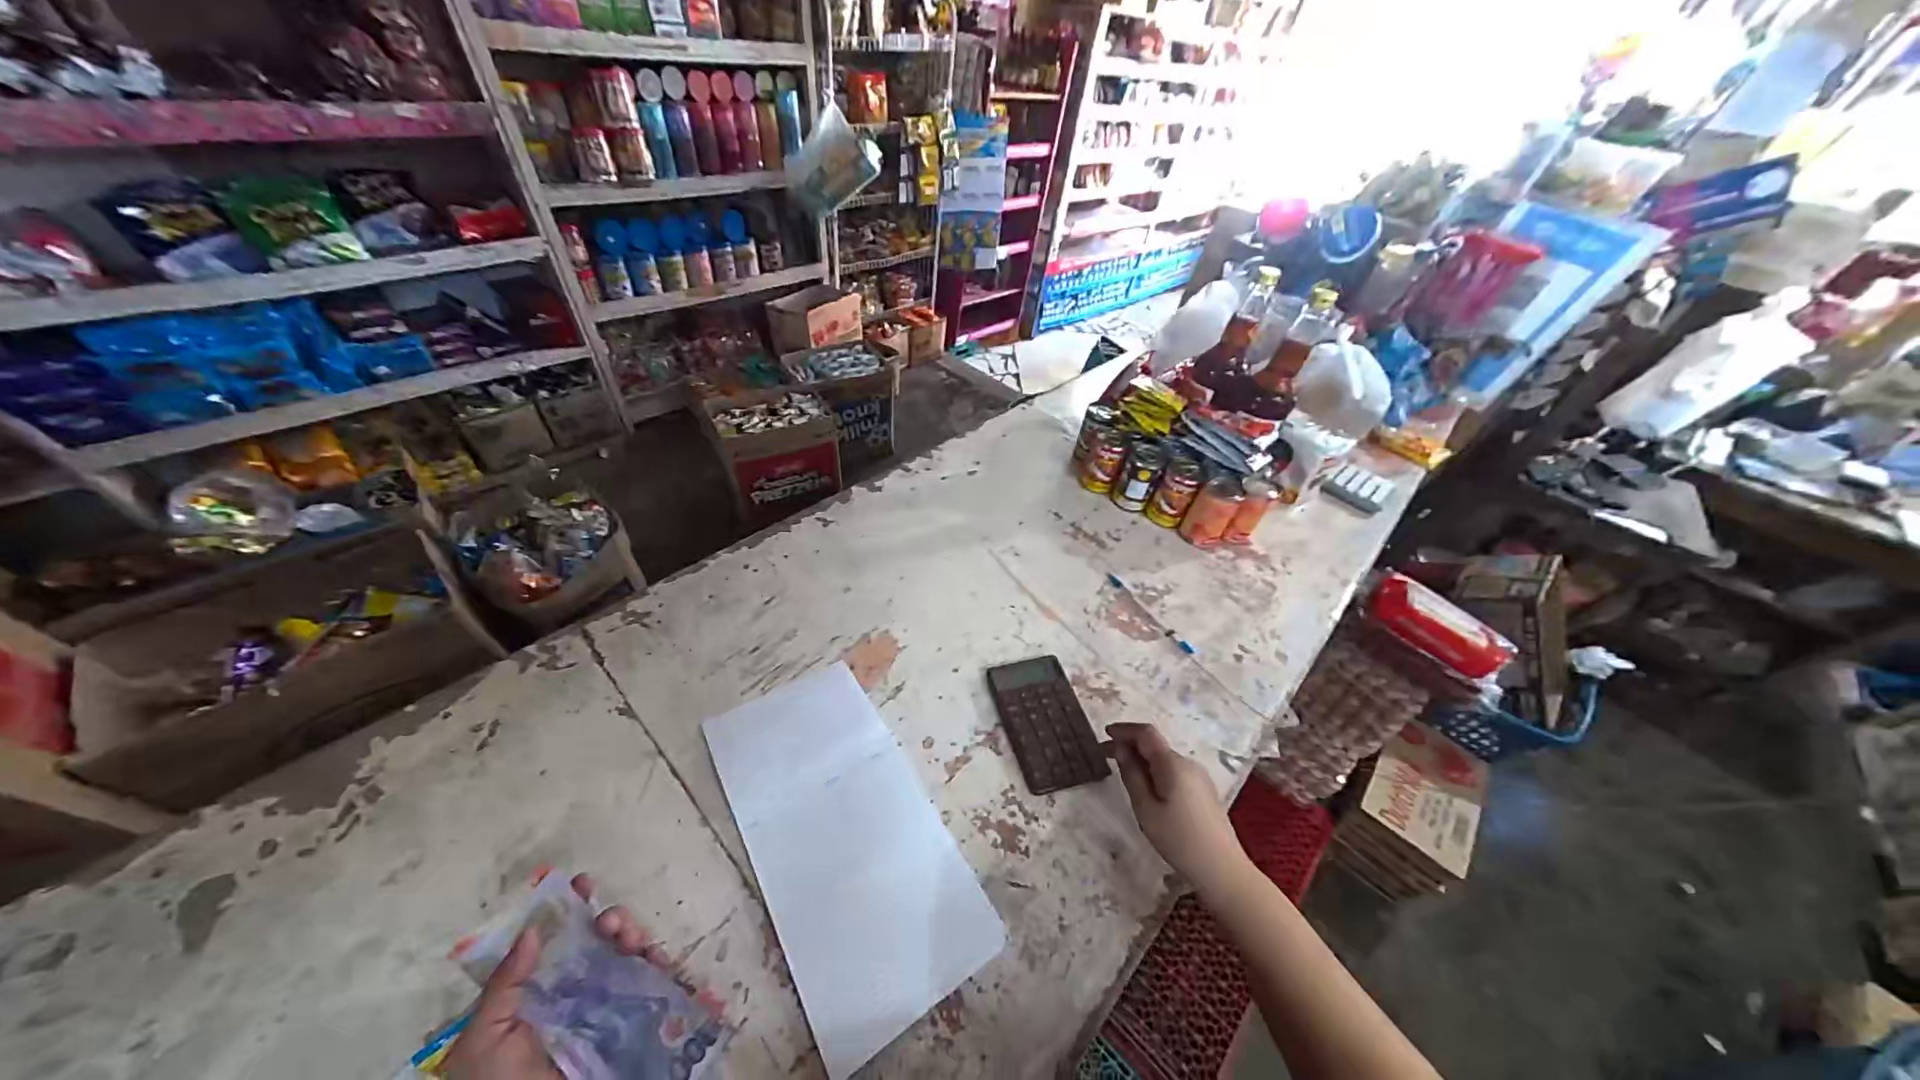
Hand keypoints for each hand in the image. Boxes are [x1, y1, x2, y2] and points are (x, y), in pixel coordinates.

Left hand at [444, 873, 651, 1079]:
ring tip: (636, 943)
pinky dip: (677, 979)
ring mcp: (613, 1011)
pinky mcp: (639, 1032)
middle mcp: (582, 994)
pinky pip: (664, 997)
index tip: (583, 883)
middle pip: (607, 943)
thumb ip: (504, 986)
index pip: (562, 940)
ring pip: (636, 961)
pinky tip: (670, 967)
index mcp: (545, 991)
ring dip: (642, 941)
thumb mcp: (483, 1041)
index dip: (574, 908)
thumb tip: (533, 929)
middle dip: (615, 922)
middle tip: (612, 923)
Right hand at [1104, 723, 1251, 896]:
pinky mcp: (1203, 791)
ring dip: (1143, 759)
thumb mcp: (1146, 808)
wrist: (1222, 869)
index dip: (1124, 730)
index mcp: (1172, 764)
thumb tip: (1121, 749)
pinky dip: (1156, 771)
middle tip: (1106, 756)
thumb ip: (1132, 775)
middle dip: (1130, 745)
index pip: (1146, 733)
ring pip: (1165, 759)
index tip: (1104, 733)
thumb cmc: (1178, 839)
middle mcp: (1188, 763)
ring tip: (1123, 772)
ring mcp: (1199, 777)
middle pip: (1155, 745)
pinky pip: (1174, 771)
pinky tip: (1147, 788)